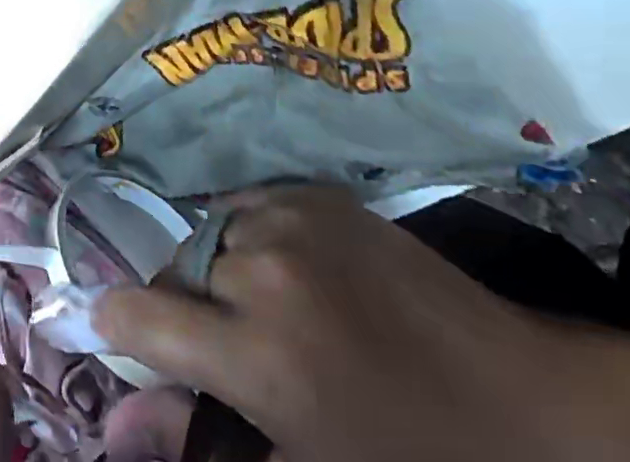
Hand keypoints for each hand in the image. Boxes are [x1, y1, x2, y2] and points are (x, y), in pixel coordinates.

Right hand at [92, 184, 564, 461]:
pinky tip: (289, 268)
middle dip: (182, 310)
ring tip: (267, 305)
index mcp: (255, 351)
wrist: (515, 394)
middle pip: (173, 273)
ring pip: (207, 236)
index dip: (114, 325)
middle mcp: (262, 267)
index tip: (114, 334)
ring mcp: (292, 218)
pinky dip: (247, 236)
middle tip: (228, 346)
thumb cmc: (402, 451)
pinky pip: (246, 206)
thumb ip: (196, 441)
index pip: (138, 314)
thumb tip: (113, 426)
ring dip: (216, 270)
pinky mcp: (318, 193)